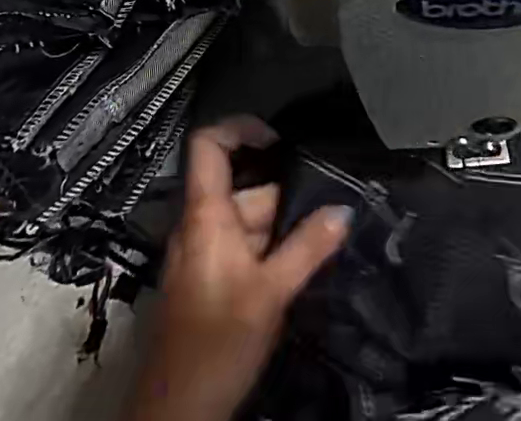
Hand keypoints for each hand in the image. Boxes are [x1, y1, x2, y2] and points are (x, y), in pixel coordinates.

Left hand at [128, 116, 351, 420]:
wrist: (176, 415)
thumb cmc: (216, 344)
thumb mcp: (271, 293)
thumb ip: (308, 247)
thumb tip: (344, 209)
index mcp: (205, 216)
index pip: (208, 146)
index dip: (240, 128)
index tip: (280, 140)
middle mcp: (201, 225)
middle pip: (246, 187)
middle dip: (286, 198)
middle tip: (326, 217)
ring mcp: (205, 251)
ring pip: (251, 218)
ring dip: (285, 228)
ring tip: (323, 243)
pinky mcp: (213, 276)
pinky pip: (247, 244)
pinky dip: (274, 248)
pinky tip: (301, 266)